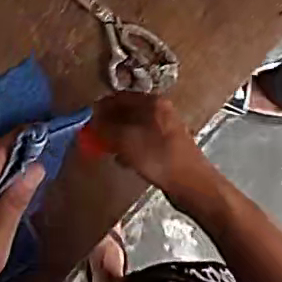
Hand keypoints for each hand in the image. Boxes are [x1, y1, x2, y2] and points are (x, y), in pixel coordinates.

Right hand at [89, 93, 217, 207]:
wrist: (193, 185)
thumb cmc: (159, 158)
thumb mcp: (127, 141)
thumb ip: (106, 129)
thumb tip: (92, 121)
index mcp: (152, 102)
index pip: (120, 97)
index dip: (102, 107)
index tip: (88, 119)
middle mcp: (161, 110)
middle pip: (128, 111)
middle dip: (109, 123)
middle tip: (95, 135)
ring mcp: (167, 128)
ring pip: (135, 127)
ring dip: (119, 136)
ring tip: (106, 148)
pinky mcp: (169, 146)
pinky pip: (143, 141)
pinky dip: (131, 147)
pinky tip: (124, 160)